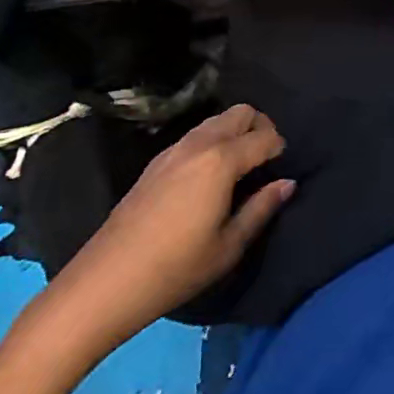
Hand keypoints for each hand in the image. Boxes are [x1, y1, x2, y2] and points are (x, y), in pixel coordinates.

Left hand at [38, 105, 295, 354]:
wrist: (106, 281)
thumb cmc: (176, 268)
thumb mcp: (229, 246)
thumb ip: (261, 208)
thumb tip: (287, 183)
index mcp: (221, 160)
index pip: (265, 136)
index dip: (280, 149)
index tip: (282, 170)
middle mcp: (199, 143)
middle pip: (240, 112)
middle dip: (260, 127)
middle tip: (264, 161)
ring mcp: (173, 149)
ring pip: (216, 119)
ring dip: (235, 132)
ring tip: (240, 168)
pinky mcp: (156, 162)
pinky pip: (196, 134)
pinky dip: (213, 141)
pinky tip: (210, 175)